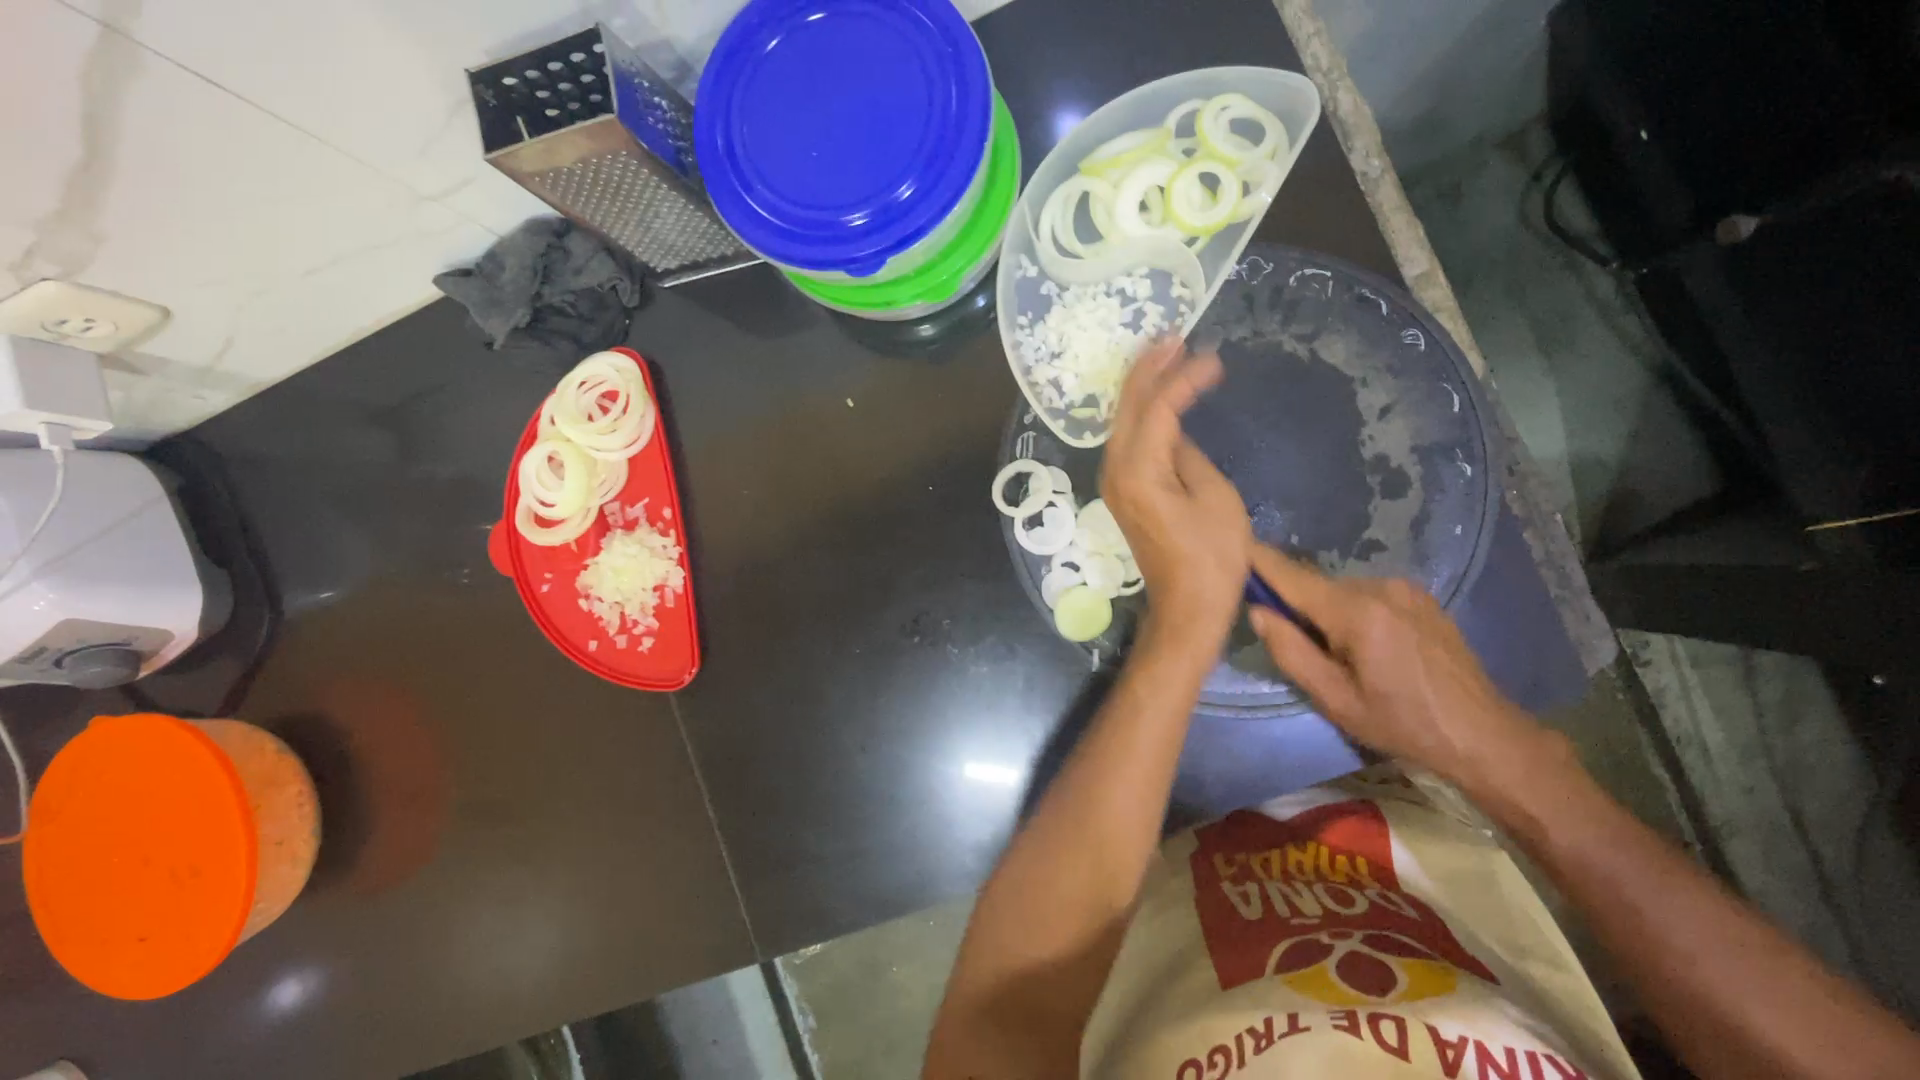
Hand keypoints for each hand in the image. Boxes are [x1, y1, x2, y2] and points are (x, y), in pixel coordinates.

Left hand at [1101, 339, 1250, 647]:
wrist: (1187, 608)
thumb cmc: (1212, 558)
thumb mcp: (1216, 498)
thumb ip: (1190, 456)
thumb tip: (1175, 435)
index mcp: (1139, 471)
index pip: (1156, 408)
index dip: (1182, 378)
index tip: (1213, 358)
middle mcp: (1115, 471)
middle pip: (1126, 407)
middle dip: (1147, 369)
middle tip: (1173, 336)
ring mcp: (1114, 482)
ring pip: (1122, 421)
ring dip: (1141, 387)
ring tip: (1167, 354)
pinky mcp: (1122, 492)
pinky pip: (1127, 440)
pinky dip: (1142, 414)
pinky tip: (1158, 398)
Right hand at [1246, 544, 1550, 789]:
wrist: (1481, 734)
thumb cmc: (1402, 724)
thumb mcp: (1335, 700)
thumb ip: (1291, 652)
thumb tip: (1257, 611)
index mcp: (1356, 612)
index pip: (1292, 577)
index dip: (1259, 562)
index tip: (1232, 547)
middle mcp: (1380, 587)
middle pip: (1317, 586)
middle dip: (1297, 605)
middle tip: (1293, 644)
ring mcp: (1405, 589)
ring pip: (1343, 591)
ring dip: (1328, 612)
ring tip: (1339, 655)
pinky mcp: (1421, 597)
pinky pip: (1369, 595)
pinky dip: (1354, 612)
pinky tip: (1369, 648)